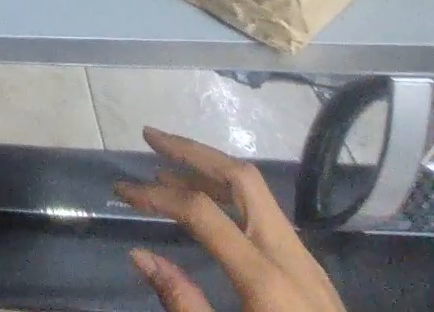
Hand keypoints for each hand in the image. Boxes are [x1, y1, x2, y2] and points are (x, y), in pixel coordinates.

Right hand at [115, 127, 347, 311]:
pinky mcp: (311, 273)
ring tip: (168, 170)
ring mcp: (307, 262)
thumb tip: (139, 255)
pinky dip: (229, 195)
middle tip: (150, 137)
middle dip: (193, 152)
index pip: (202, 211)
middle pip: (242, 179)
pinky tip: (207, 206)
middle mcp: (291, 257)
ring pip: (258, 193)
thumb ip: (184, 302)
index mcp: (267, 279)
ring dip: (210, 170)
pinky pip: (267, 214)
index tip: (122, 191)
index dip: (156, 196)